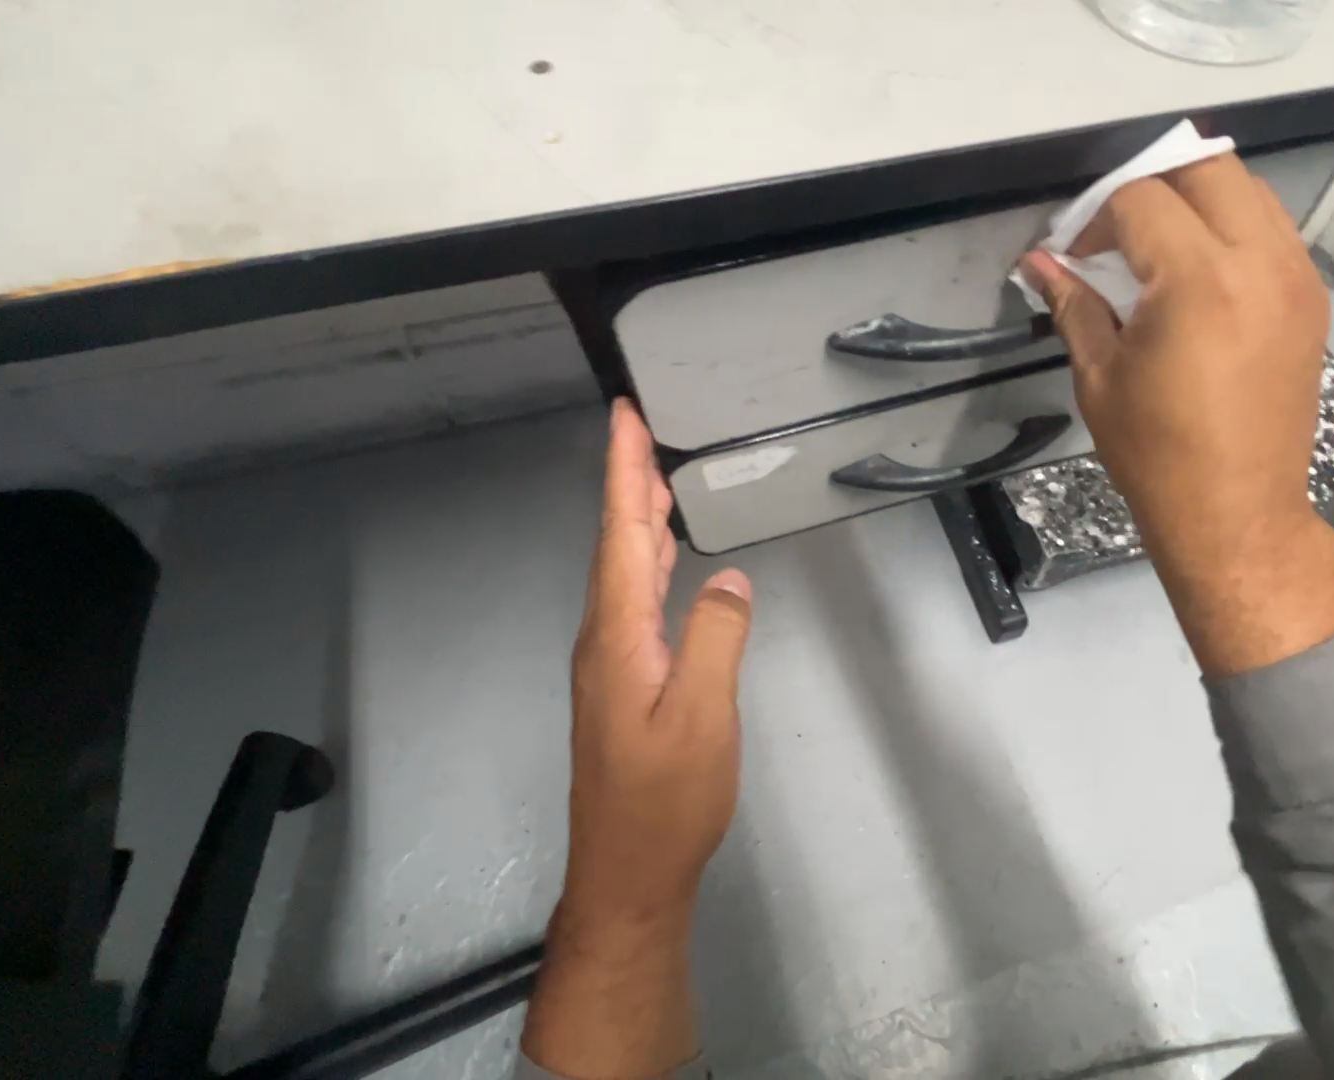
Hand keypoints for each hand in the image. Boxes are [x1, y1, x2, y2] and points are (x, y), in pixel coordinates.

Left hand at [522, 398, 753, 1079]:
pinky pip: (634, 601)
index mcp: (619, 633)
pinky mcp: (625, 683)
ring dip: (636, 521)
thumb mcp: (702, 715)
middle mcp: (606, 637)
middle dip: (627, 483)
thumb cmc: (666, 797)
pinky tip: (662, 563)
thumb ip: (716, 637)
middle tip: (642, 432)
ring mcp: (612, 662)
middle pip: (616, 544)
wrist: (630, 871)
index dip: (621, 471)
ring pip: (623, 573)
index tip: (623, 416)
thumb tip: (727, 578)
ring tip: (655, 481)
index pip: (620, 534)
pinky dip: (646, 564)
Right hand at [1020, 154, 1333, 675]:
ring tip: (1156, 245)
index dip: (1096, 217)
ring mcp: (1297, 277)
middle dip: (1151, 183)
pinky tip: (1199, 271)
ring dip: (1196, 198)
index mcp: (1197, 282)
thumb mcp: (1099, 377)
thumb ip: (1072, 305)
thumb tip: (1036, 263)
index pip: (1142, 200)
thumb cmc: (1155, 454)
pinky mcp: (1311, 300)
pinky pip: (1272, 230)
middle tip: (1115, 230)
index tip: (1075, 256)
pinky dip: (1231, 227)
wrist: (1234, 512)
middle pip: (1206, 168)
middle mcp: (1259, 262)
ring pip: (1249, 189)